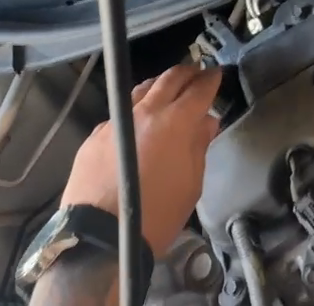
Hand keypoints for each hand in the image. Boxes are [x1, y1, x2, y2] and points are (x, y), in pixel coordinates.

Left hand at [60, 62, 221, 254]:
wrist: (99, 241)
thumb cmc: (156, 217)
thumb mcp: (191, 185)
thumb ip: (199, 147)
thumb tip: (206, 122)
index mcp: (175, 123)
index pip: (199, 89)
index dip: (212, 79)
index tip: (217, 74)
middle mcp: (146, 113)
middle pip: (170, 78)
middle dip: (187, 72)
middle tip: (197, 72)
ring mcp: (116, 121)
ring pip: (142, 89)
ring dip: (159, 85)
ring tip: (168, 88)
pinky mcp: (95, 135)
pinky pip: (120, 113)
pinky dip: (135, 110)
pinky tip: (137, 121)